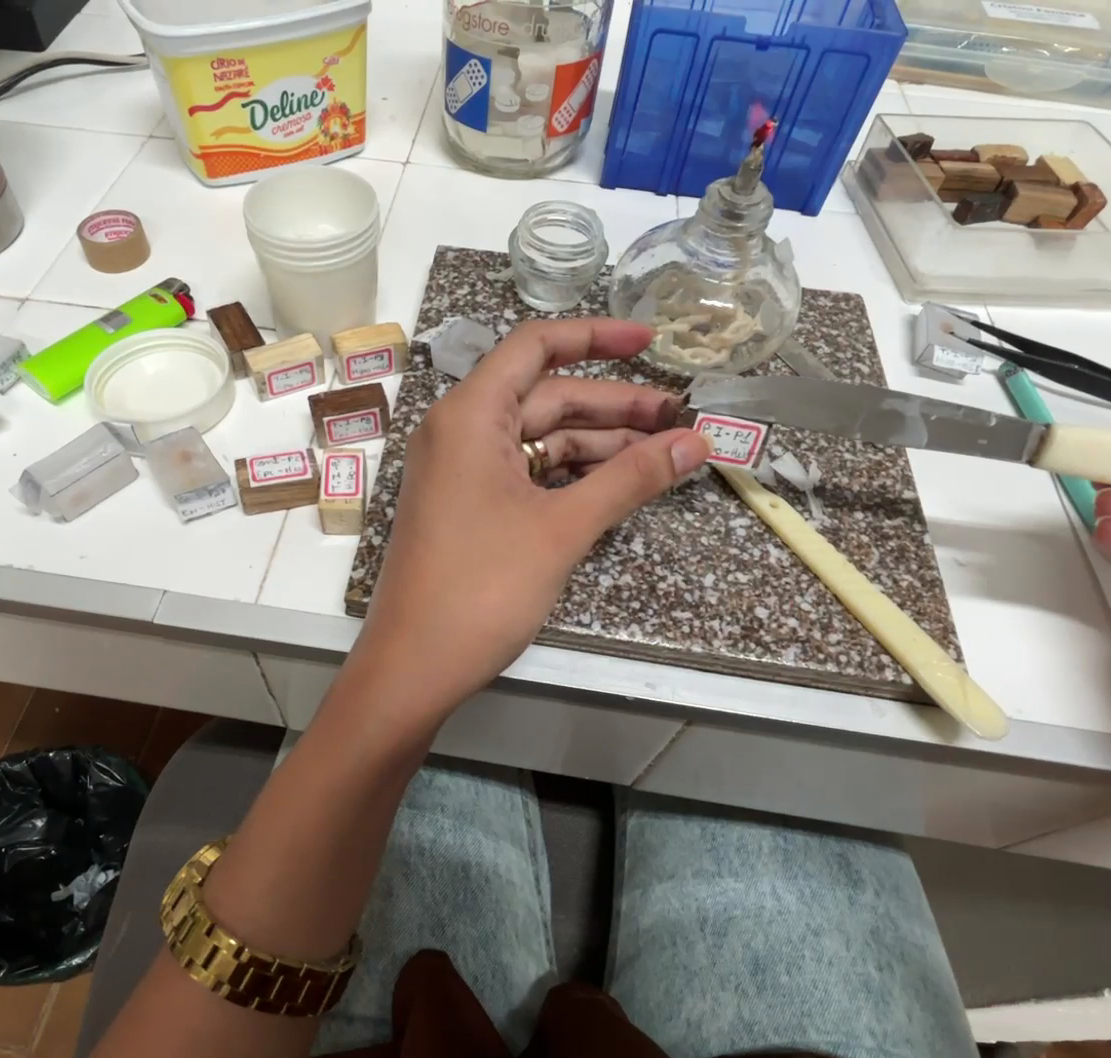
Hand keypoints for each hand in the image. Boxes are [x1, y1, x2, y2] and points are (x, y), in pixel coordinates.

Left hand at [346, 319, 710, 726]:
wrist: (414, 666)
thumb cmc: (482, 588)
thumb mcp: (562, 528)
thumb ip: (629, 479)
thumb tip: (696, 443)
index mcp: (469, 415)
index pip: (535, 347)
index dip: (595, 337)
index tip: (651, 342)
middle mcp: (460, 432)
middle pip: (545, 397)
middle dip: (614, 406)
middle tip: (680, 420)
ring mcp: (461, 473)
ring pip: (539, 440)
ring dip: (598, 445)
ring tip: (663, 455)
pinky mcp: (468, 509)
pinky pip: (526, 474)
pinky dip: (570, 476)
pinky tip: (617, 485)